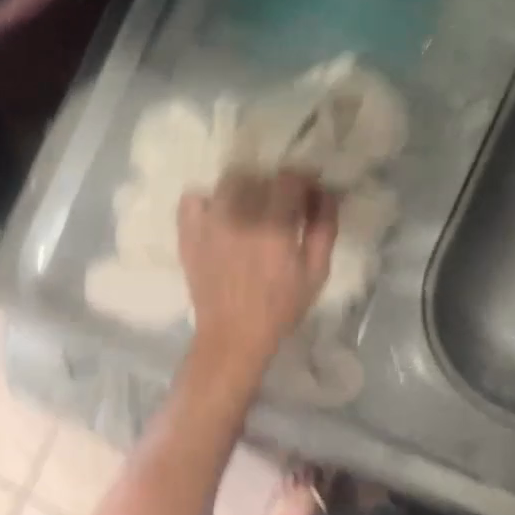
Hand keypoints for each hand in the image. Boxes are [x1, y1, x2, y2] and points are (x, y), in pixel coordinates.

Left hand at [179, 171, 338, 386]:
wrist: (232, 337)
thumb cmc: (279, 310)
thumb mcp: (316, 274)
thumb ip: (324, 229)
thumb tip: (327, 193)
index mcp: (275, 226)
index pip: (290, 178)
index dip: (303, 181)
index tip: (308, 194)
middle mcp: (239, 217)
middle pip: (258, 176)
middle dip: (273, 185)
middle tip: (280, 205)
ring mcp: (209, 224)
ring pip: (226, 183)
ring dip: (243, 188)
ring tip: (249, 208)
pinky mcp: (188, 235)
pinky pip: (192, 200)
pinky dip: (206, 200)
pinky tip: (218, 214)